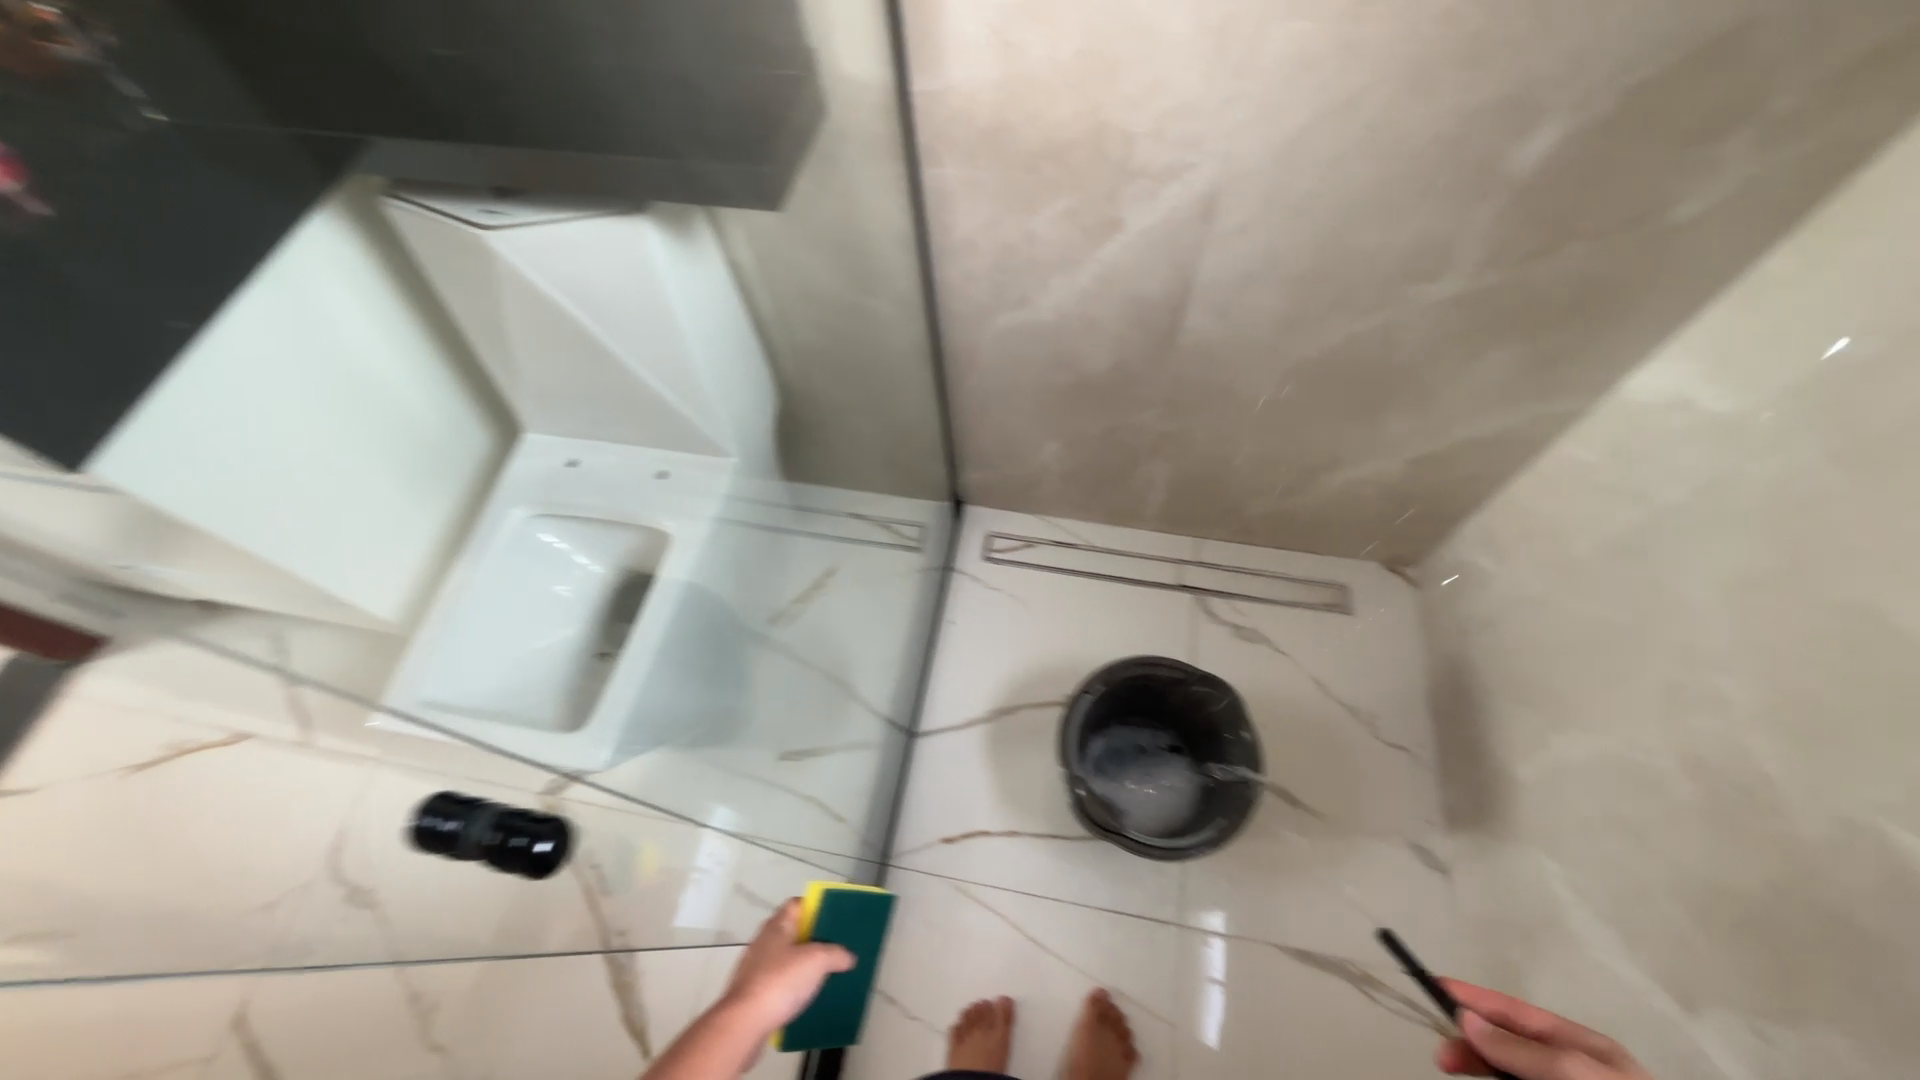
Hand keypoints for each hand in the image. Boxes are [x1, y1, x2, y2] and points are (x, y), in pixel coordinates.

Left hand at [720, 898, 855, 1039]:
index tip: (835, 919)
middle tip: (836, 947)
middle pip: (792, 931)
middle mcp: (764, 941)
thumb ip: (836, 954)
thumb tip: (849, 957)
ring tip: (825, 973)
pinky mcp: (752, 991)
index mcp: (777, 925)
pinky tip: (805, 996)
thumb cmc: (780, 981)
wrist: (744, 1023)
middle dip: (813, 938)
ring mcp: (755, 967)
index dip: (816, 907)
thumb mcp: (817, 961)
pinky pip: (778, 981)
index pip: (797, 904)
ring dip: (803, 964)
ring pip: (785, 957)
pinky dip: (792, 985)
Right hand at [1436, 979, 1653, 1079]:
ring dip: (1480, 1068)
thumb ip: (1525, 1049)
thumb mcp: (1579, 1074)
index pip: (1515, 1012)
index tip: (1432, 986)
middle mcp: (1569, 1069)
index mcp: (1580, 1047)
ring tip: (1456, 1073)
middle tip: (1441, 1058)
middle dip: (1470, 1043)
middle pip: (1506, 1045)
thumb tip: (1466, 1017)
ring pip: (1507, 1074)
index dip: (1474, 997)